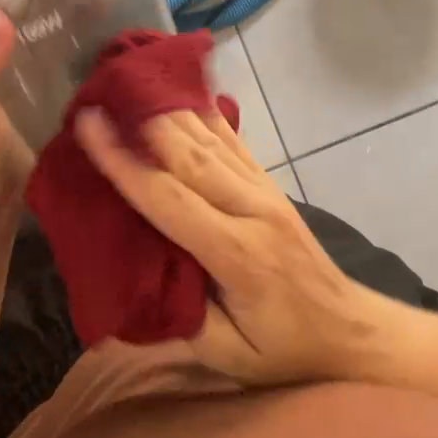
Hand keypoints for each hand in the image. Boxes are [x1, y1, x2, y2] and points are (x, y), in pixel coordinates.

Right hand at [76, 108, 393, 384]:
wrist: (349, 331)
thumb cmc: (283, 348)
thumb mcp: (228, 356)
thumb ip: (175, 320)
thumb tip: (121, 285)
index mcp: (236, 253)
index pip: (168, 198)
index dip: (124, 160)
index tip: (88, 124)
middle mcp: (251, 208)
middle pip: (188, 152)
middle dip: (139, 119)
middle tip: (98, 92)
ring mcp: (264, 189)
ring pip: (209, 137)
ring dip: (167, 107)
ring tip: (129, 81)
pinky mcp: (268, 182)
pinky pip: (231, 137)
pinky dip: (201, 109)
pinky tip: (181, 85)